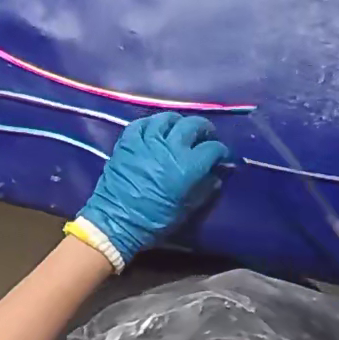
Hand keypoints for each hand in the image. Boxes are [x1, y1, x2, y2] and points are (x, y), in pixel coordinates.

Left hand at [77, 112, 232, 264]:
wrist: (117, 221)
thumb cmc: (155, 220)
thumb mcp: (187, 208)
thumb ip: (205, 188)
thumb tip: (217, 173)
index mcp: (189, 166)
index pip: (213, 148)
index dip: (221, 151)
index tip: (220, 156)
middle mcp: (170, 147)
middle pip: (193, 125)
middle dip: (203, 130)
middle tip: (204, 138)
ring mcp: (147, 140)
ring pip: (167, 118)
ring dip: (177, 122)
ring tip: (179, 130)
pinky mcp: (127, 141)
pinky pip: (141, 123)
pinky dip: (151, 124)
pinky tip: (154, 130)